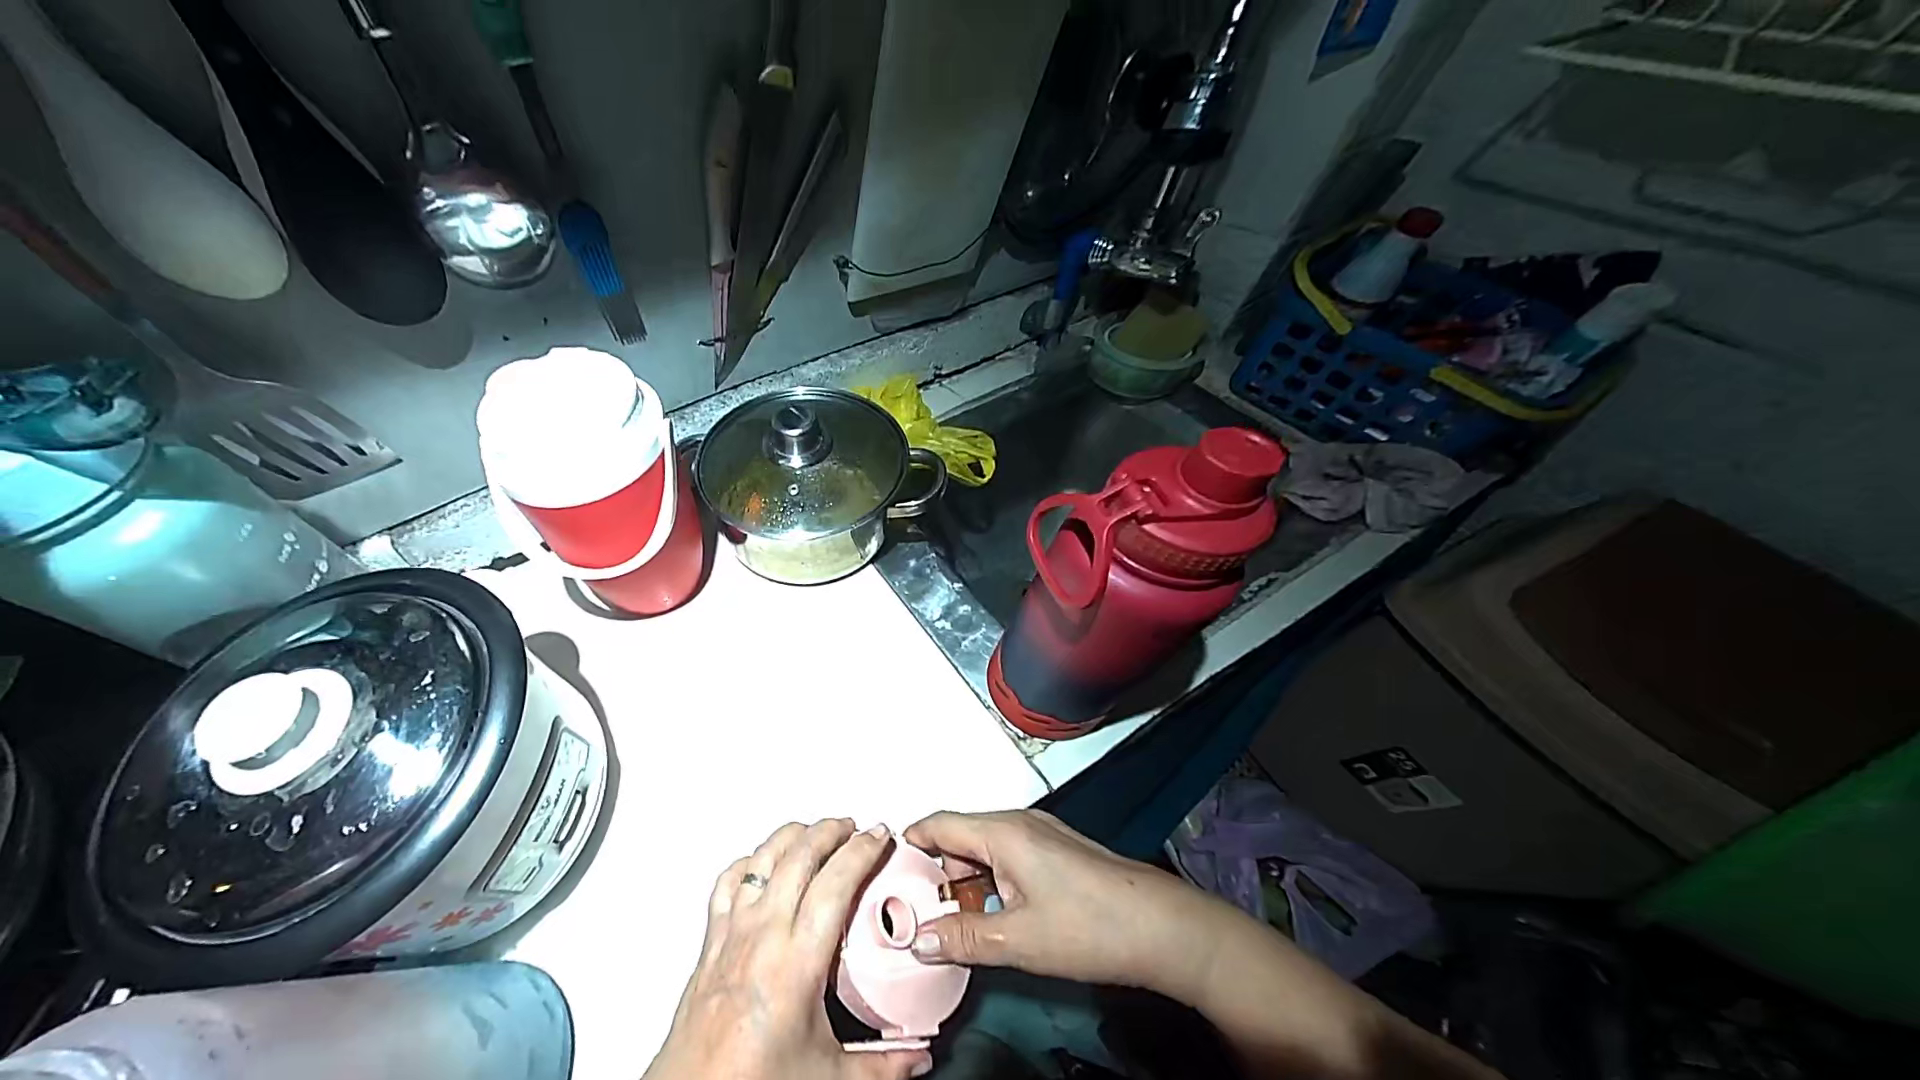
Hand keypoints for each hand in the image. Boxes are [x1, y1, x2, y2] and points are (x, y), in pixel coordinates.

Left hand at [643, 820, 931, 1079]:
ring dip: (793, 836)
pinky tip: (763, 861)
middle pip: (798, 856)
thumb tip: (916, 1058)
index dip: (862, 851)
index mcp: (795, 965)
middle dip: (831, 831)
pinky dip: (750, 863)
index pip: (835, 883)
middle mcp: (761, 939)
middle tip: (854, 829)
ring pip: (762, 860)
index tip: (879, 837)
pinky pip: (728, 883)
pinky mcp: (711, 943)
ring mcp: (732, 935)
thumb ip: (882, 1065)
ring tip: (816, 832)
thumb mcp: (828, 1077)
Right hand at [902, 810, 1221, 999]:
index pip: (938, 824)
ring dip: (964, 881)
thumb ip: (961, 937)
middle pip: (959, 837)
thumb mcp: (1016, 939)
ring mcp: (1040, 835)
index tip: (887, 874)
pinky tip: (992, 916)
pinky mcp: (1055, 852)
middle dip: (935, 873)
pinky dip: (989, 882)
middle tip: (918, 913)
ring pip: (983, 850)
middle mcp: (1018, 823)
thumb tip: (919, 939)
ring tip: (953, 922)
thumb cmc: (1087, 926)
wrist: (1159, 927)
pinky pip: (1006, 858)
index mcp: (1001, 832)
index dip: (909, 845)